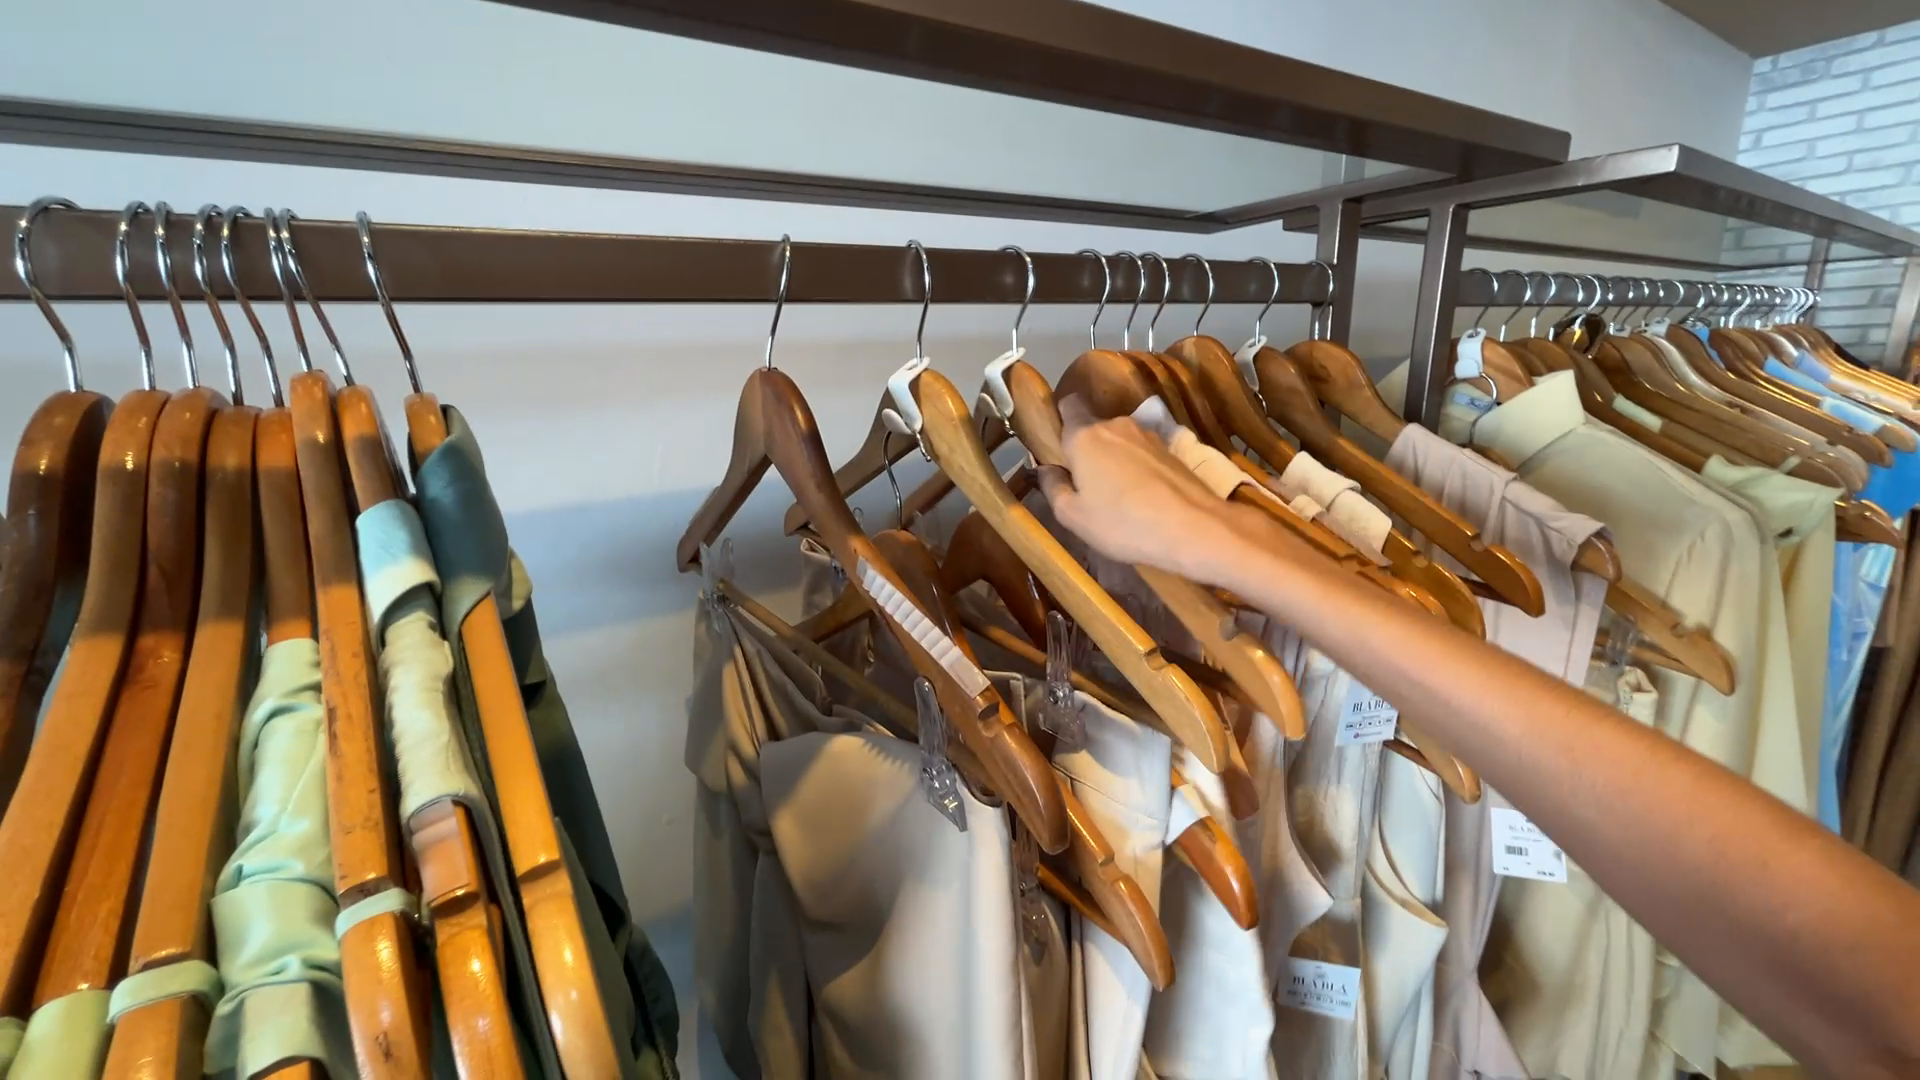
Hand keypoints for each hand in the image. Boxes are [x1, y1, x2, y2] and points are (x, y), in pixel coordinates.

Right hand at [1037, 395, 1251, 583]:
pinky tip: (1142, 497)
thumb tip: (1047, 470)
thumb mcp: (1073, 516)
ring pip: (1119, 442)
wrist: (1192, 527)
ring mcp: (1147, 435)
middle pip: (1093, 429)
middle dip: (1087, 451)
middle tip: (1086, 486)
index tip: (1059, 448)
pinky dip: (1136, 469)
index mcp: (1084, 436)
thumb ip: (1053, 488)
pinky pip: (1141, 454)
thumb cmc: (1121, 522)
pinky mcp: (1171, 449)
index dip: (1060, 420)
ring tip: (1117, 496)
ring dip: (1113, 461)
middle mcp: (1115, 425)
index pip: (1068, 405)